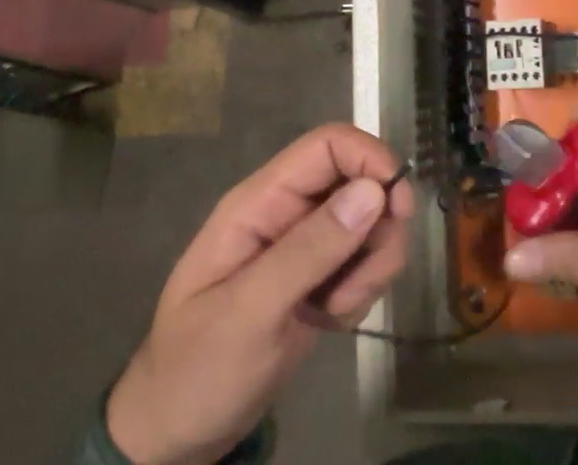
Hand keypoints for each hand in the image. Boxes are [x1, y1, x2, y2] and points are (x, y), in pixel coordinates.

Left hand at [106, 124, 413, 463]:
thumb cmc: (198, 368)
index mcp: (261, 203)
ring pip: (373, 225)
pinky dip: (364, 291)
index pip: (329, 145)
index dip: (371, 160)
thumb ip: (310, 249)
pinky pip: (367, 263)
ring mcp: (308, 247)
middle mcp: (289, 213)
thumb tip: (375, 190)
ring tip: (335, 310)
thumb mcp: (249, 311)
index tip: (398, 207)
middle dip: (378, 229)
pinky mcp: (323, 278)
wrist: (179, 432)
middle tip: (363, 280)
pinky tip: (331, 321)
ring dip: (372, 267)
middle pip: (363, 183)